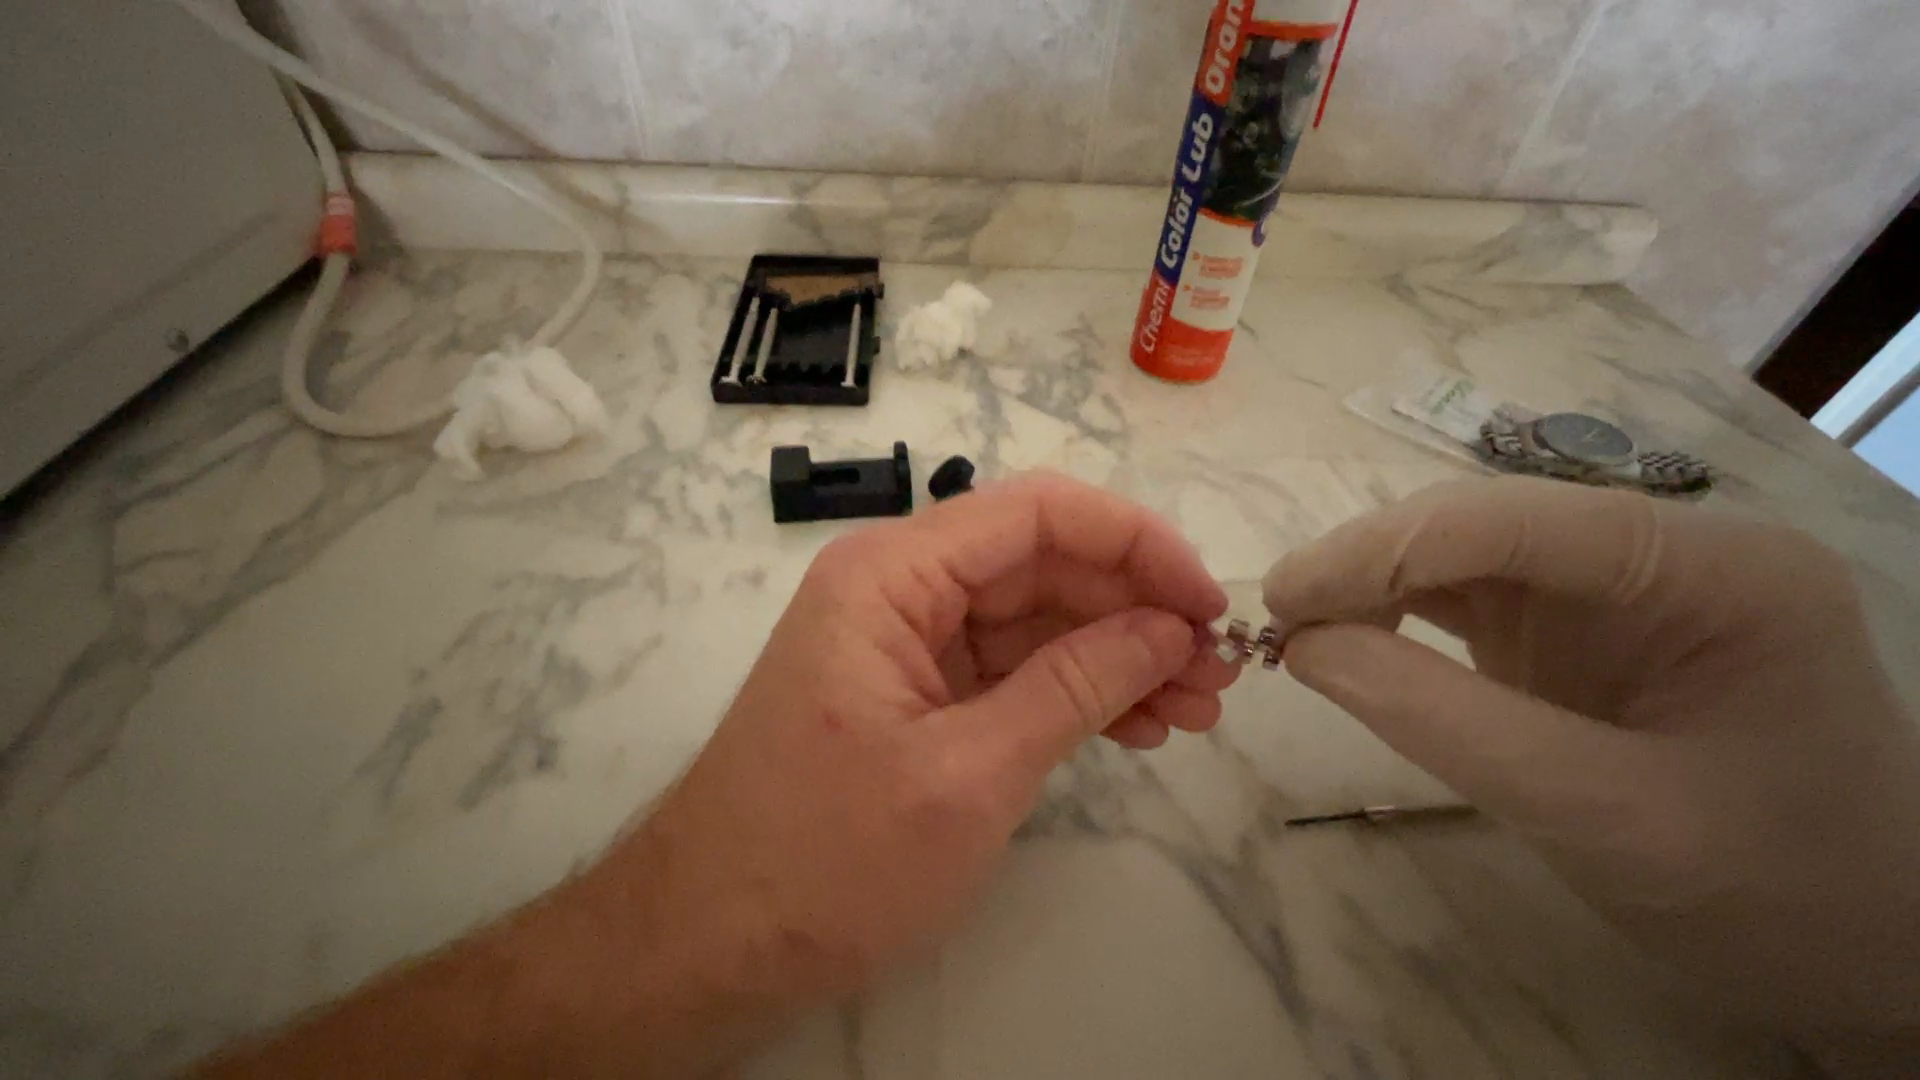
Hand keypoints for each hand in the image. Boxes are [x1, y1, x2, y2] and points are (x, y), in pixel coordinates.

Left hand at [619, 472, 1235, 1059]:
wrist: (708, 944)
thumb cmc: (826, 860)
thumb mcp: (970, 775)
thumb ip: (1075, 687)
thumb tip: (1169, 629)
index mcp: (892, 574)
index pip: (1037, 513)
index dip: (1135, 544)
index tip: (1207, 602)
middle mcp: (897, 586)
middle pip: (1041, 563)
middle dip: (1135, 610)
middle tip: (1216, 670)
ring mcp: (906, 640)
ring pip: (1034, 618)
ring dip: (1116, 655)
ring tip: (1194, 707)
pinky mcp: (915, 691)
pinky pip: (1009, 668)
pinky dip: (1073, 691)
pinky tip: (1135, 725)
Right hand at [1264, 477, 1919, 1071]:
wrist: (1861, 949)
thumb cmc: (1765, 888)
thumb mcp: (1598, 813)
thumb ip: (1441, 719)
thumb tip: (1301, 648)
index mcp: (1707, 569)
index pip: (1510, 520)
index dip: (1379, 550)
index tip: (1281, 601)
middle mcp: (1655, 550)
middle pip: (1474, 522)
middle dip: (1364, 563)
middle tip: (1275, 622)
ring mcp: (1608, 582)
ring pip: (1452, 550)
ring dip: (1366, 583)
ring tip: (1297, 632)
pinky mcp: (1568, 619)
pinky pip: (1458, 594)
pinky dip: (1388, 612)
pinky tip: (1346, 639)